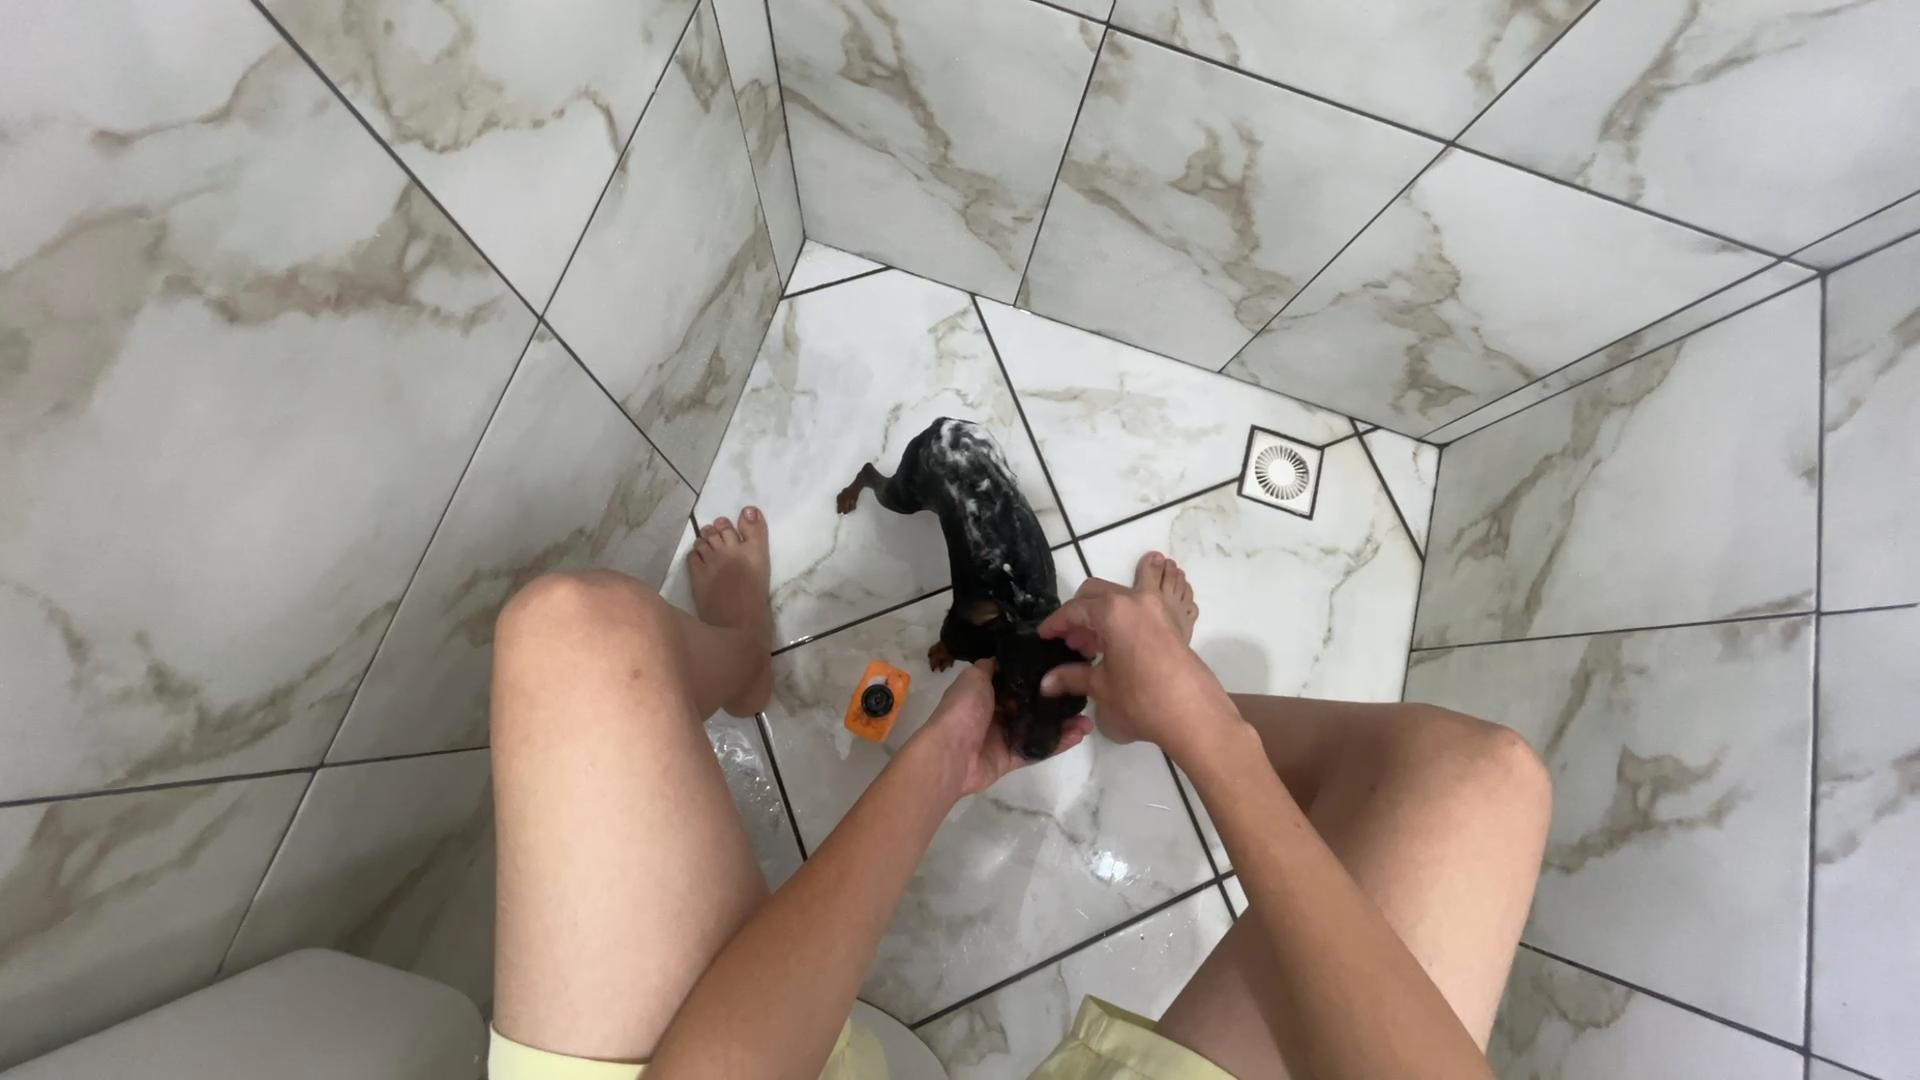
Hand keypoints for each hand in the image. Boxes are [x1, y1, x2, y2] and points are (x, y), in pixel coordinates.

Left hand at [909, 661, 1093, 797]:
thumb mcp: (975, 677)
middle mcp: (996, 713)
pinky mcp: (1011, 759)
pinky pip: (1037, 750)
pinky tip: (1079, 735)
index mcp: (985, 692)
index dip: (1038, 677)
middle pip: (1031, 706)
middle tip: (1082, 696)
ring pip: (1038, 728)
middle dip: (1055, 702)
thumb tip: (1004, 657)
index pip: (1016, 682)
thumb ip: (991, 667)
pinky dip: (1058, 743)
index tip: (1063, 670)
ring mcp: (1004, 738)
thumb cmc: (963, 709)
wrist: (951, 753)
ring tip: (1087, 719)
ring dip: (1062, 724)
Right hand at [1037, 579, 1240, 758]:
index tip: (1046, 637)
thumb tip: (1046, 682)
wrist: (1193, 716)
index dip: (1056, 624)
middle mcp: (1135, 599)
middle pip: (1097, 593)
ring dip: (1104, 613)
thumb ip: (1070, 677)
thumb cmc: (1141, 700)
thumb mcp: (1100, 688)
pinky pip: (1143, 607)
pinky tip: (1123, 645)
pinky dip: (1127, 617)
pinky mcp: (1174, 622)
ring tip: (1097, 647)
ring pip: (1121, 597)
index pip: (1074, 609)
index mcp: (1112, 610)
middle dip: (1079, 615)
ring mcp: (1158, 608)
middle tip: (1074, 644)